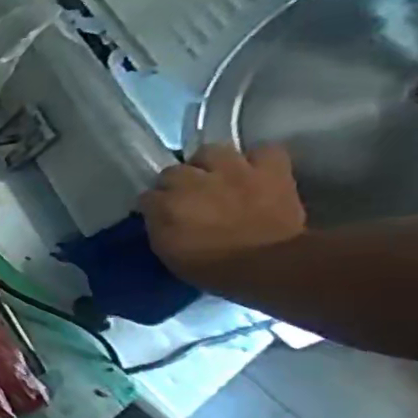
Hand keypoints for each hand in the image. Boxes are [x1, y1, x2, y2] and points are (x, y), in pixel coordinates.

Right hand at [141, 144, 305, 285]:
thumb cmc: (213, 267)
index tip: (160, 216)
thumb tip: (157, 212)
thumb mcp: (168, 251)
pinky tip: (253, 170)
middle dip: (176, 183)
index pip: (147, 196)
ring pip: (211, 151)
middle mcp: (194, 181)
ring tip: (216, 176)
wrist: (270, 265)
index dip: (154, 206)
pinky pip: (263, 150)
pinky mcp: (270, 170)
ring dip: (209, 163)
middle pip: (173, 171)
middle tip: (186, 197)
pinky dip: (257, 158)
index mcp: (166, 205)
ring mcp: (234, 171)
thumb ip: (158, 225)